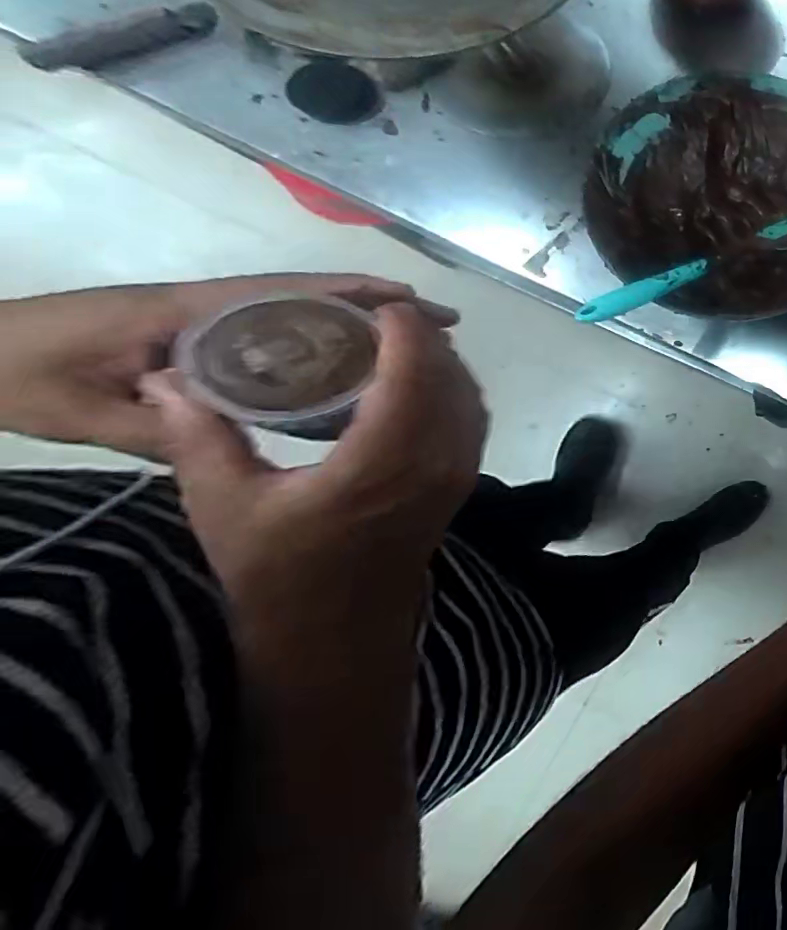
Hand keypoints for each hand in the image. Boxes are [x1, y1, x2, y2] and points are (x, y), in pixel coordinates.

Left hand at [0, 274, 456, 460]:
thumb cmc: (6, 376)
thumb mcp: (81, 413)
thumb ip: (165, 427)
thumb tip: (257, 438)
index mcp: (185, 312)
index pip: (287, 291)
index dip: (357, 294)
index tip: (417, 305)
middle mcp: (205, 305)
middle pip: (308, 295)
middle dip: (379, 307)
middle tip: (439, 329)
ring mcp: (202, 317)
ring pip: (298, 311)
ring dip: (360, 322)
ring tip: (414, 346)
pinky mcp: (195, 332)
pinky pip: (279, 330)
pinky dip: (328, 338)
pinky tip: (352, 365)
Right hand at [137, 303, 485, 611]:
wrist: (341, 622)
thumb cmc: (279, 569)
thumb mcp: (226, 503)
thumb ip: (202, 436)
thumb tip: (171, 378)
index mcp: (384, 460)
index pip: (415, 378)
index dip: (407, 335)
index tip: (384, 307)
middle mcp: (438, 460)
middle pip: (451, 381)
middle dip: (427, 342)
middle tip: (383, 319)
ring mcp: (460, 471)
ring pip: (471, 399)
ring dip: (446, 365)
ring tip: (402, 342)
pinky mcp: (464, 480)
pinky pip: (472, 420)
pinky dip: (455, 390)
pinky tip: (420, 382)